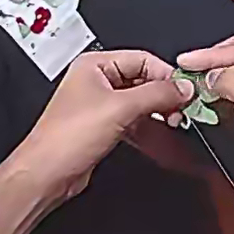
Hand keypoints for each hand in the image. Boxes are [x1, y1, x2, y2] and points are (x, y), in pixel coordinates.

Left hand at [11, 50, 193, 201]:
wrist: (47, 174)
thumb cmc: (66, 138)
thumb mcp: (119, 108)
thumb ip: (156, 94)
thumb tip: (183, 87)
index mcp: (95, 65)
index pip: (142, 59)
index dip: (166, 74)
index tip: (185, 90)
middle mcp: (97, 80)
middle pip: (143, 79)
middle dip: (164, 94)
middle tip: (182, 107)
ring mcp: (100, 104)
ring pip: (140, 100)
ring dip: (159, 110)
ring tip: (175, 121)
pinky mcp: (104, 125)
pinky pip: (134, 119)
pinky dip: (149, 125)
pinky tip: (162, 132)